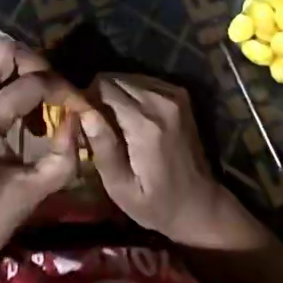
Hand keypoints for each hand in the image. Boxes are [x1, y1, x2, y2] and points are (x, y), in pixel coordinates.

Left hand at [0, 42, 78, 282]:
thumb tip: (79, 122)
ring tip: (45, 113)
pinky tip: (26, 121)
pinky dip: (11, 88)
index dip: (63, 92)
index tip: (83, 109)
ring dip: (24, 76)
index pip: (30, 84)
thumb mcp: (28, 195)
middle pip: (5, 52)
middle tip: (59, 98)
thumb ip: (61, 157)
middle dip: (38, 67)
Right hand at [79, 74, 265, 250]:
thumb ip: (103, 147)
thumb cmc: (157, 205)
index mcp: (145, 124)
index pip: (102, 87)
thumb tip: (83, 112)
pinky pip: (142, 81)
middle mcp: (161, 101)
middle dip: (98, 95)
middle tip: (95, 124)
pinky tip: (131, 116)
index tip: (81, 121)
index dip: (86, 99)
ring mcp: (173, 95)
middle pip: (113, 78)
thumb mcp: (121, 188)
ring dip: (114, 93)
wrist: (201, 206)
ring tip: (112, 122)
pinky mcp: (179, 95)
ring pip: (126, 77)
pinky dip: (130, 93)